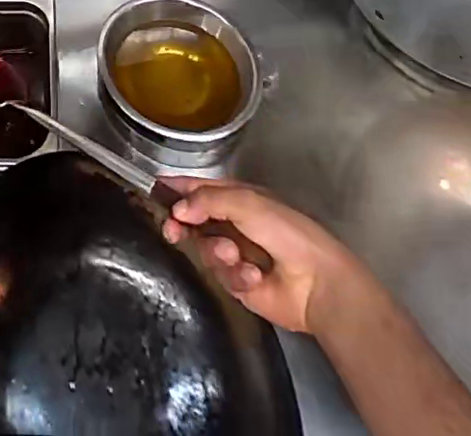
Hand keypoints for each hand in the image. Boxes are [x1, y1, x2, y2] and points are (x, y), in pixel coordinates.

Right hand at [162, 177, 367, 333]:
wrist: (316, 282)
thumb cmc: (285, 231)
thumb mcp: (246, 203)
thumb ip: (207, 201)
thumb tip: (177, 210)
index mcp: (237, 197)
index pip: (200, 188)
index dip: (178, 188)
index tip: (154, 189)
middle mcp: (233, 223)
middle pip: (194, 220)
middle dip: (182, 225)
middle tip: (172, 231)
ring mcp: (235, 253)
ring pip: (205, 249)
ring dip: (218, 253)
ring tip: (236, 257)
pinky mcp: (237, 282)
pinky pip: (221, 275)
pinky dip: (236, 275)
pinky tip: (254, 276)